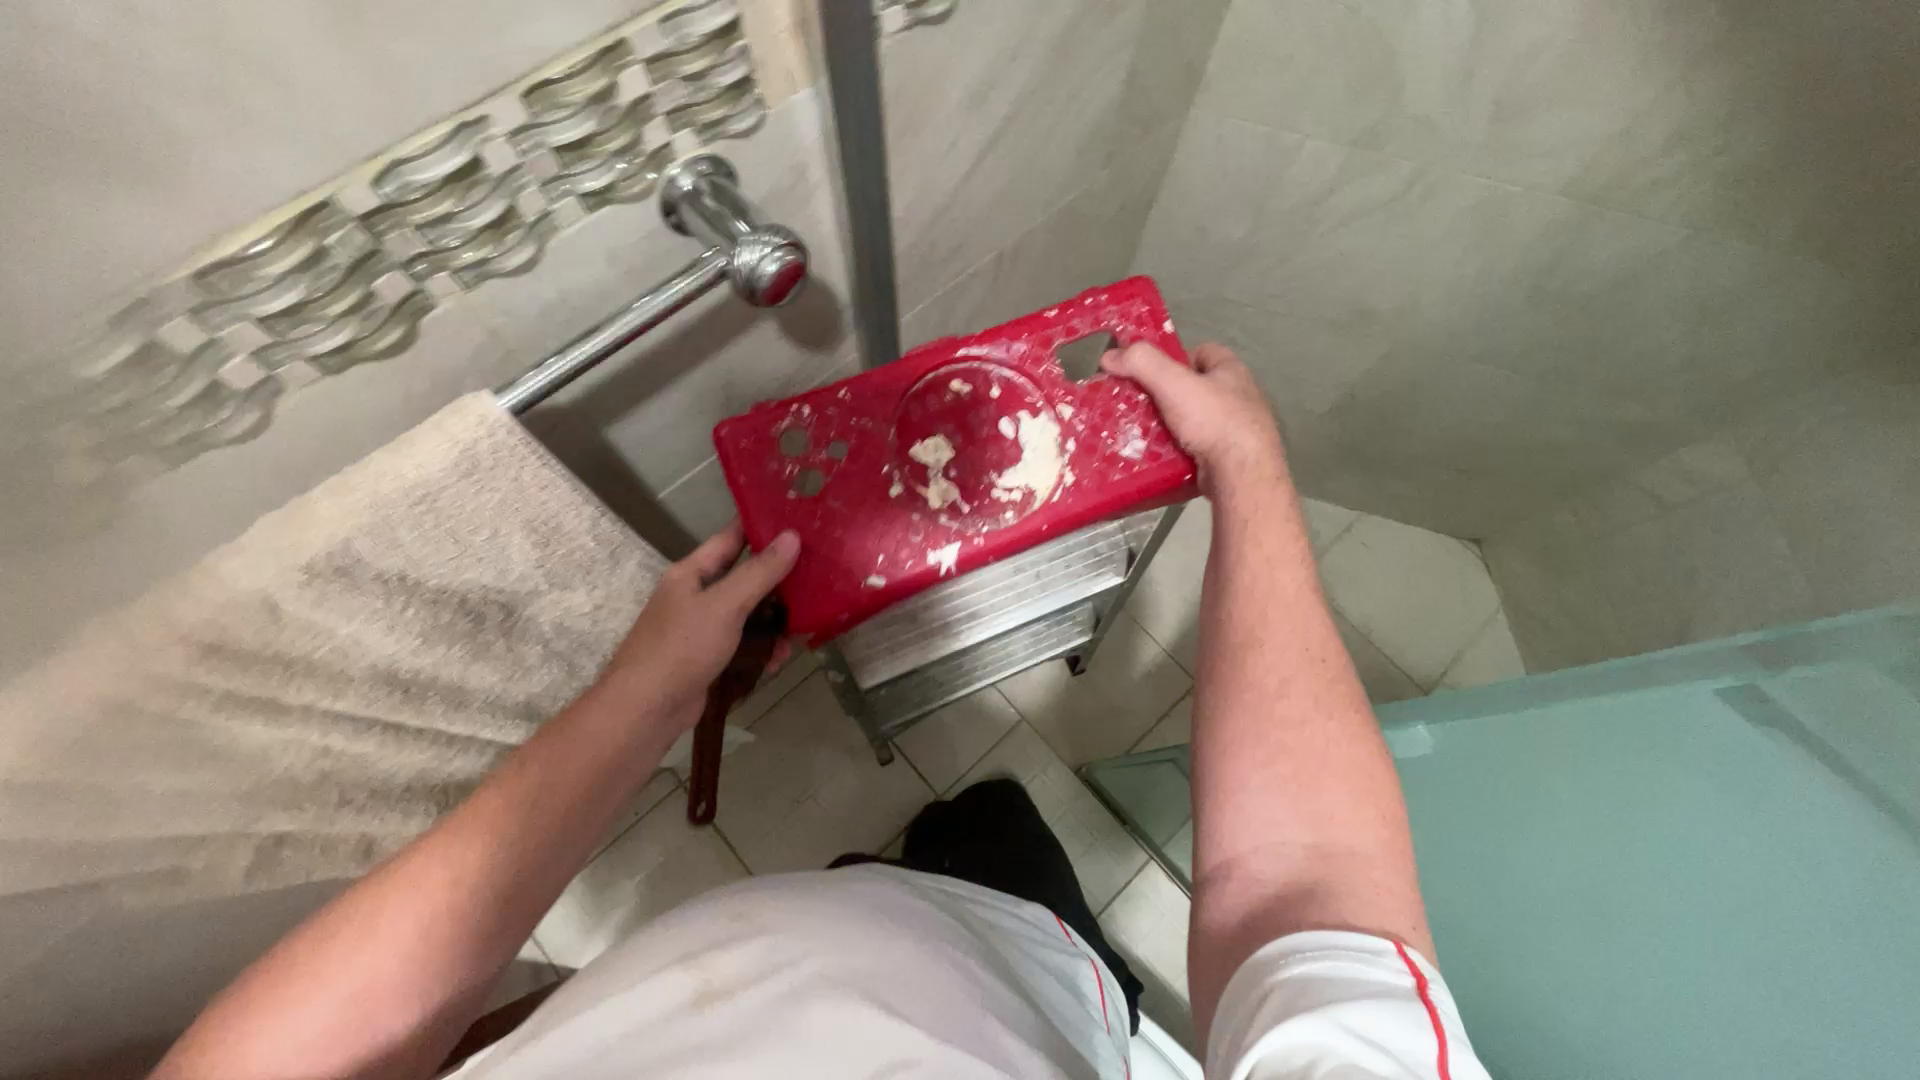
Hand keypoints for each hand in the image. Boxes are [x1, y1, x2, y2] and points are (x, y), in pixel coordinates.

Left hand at [600, 521, 800, 732]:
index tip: (798, 521)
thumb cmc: (682, 648)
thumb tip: (792, 536)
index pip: (731, 538)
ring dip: (774, 624)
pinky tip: (777, 661)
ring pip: (748, 615)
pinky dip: (761, 650)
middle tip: (816, 582)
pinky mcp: (708, 658)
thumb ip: (760, 572)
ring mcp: (701, 629)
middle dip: (778, 584)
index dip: (761, 527)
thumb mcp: (725, 605)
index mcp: (691, 573)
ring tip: (798, 635)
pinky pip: (743, 645)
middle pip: (745, 579)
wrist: (646, 710)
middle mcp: (695, 596)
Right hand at [1102, 342, 1287, 495]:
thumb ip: (1142, 363)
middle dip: (1164, 397)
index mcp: (1232, 371)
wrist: (1241, 476)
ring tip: (1139, 434)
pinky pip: (1195, 449)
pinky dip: (1175, 452)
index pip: (1202, 352)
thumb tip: (1109, 355)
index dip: (1173, 358)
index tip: (1148, 374)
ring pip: (1192, 422)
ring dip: (1167, 428)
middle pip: (1193, 390)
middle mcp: (1238, 398)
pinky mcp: (1228, 459)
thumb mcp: (1173, 383)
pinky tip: (1157, 457)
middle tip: (1137, 407)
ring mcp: (1235, 431)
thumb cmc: (1213, 420)